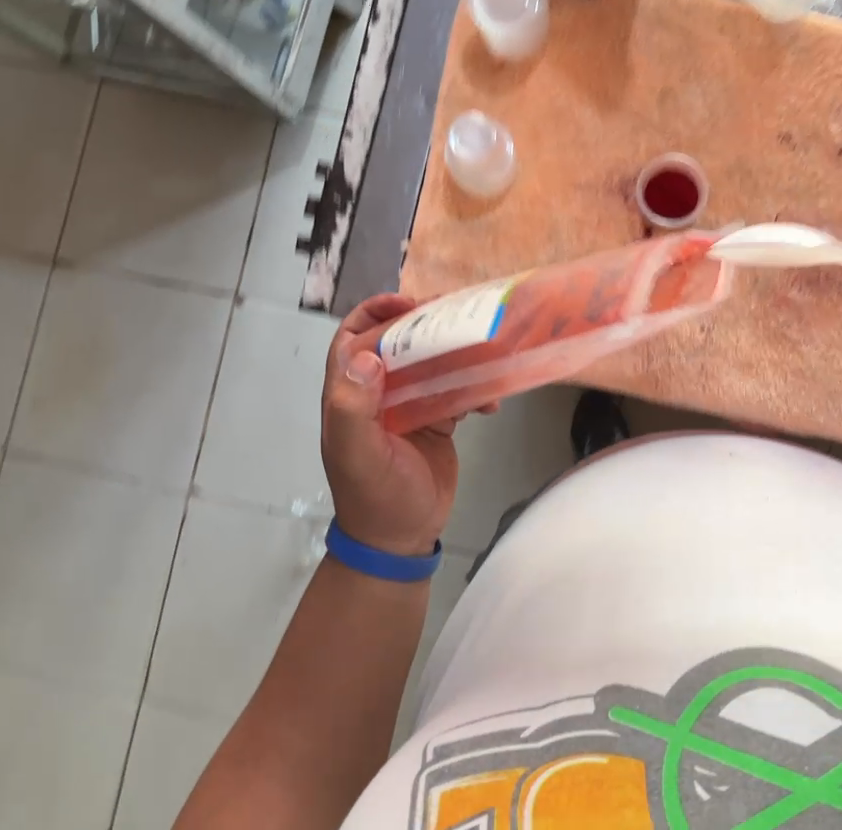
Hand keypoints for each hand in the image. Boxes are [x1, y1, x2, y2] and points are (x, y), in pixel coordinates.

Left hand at [320, 295, 466, 556]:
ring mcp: (408, 406)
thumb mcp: (357, 454)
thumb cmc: (375, 496)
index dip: (374, 313)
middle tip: (454, 315)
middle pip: (397, 342)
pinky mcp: (436, 422)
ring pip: (430, 362)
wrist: (401, 539)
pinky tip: (492, 399)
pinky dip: (475, 389)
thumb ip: (352, 408)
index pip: (354, 338)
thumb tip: (366, 357)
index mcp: (349, 394)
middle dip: (423, 324)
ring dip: (454, 352)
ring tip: (481, 347)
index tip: (406, 303)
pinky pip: (456, 391)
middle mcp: (378, 393)